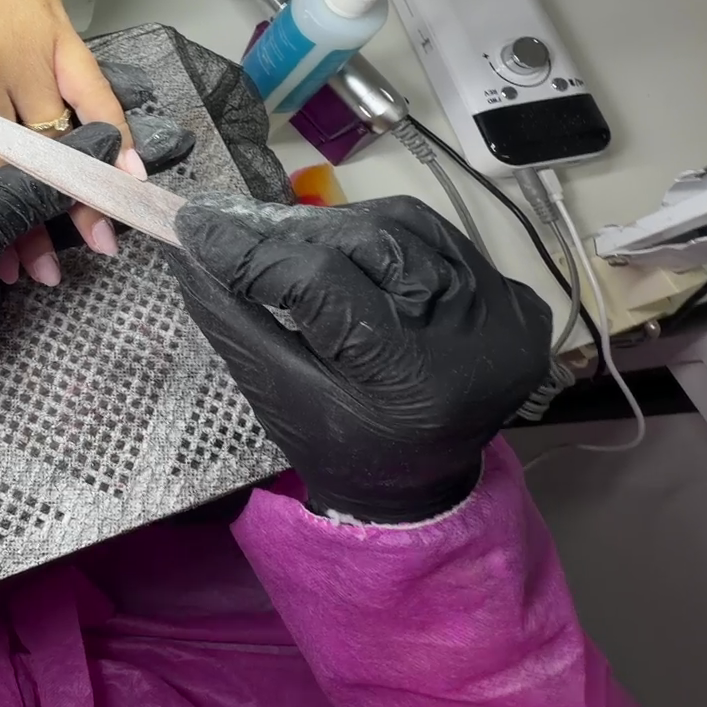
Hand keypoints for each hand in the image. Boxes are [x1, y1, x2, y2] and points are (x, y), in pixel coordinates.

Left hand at [0, 0, 135, 284]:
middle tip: (44, 272)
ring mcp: (24, 55)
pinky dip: (115, 136)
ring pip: (57, 142)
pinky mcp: (59, 33)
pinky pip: (94, 93)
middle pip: (9, 172)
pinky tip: (127, 175)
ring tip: (94, 242)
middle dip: (29, 230)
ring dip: (78, 198)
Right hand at [166, 195, 553, 522]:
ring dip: (339, 224)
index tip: (194, 225)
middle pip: (368, 240)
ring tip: (294, 240)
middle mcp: (472, 336)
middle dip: (294, 230)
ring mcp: (506, 314)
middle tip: (242, 230)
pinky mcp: (518, 301)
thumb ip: (229, 315)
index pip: (315, 279)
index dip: (247, 248)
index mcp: (405, 376)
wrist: (417, 482)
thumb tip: (187, 249)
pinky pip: (440, 238)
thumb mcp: (272, 390)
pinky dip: (386, 233)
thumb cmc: (335, 446)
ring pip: (406, 224)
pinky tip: (352, 253)